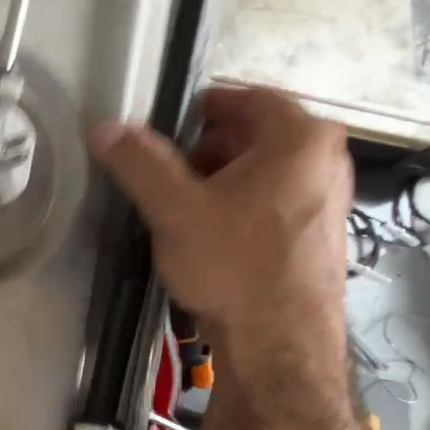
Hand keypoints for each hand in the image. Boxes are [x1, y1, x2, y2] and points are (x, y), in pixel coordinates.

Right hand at [87, 87, 352, 349]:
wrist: (277, 332)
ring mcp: (325, 194)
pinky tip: (205, 234)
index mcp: (299, 138)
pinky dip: (235, 203)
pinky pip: (269, 197)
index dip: (199, 107)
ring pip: (261, 168)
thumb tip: (105, 128)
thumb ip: (139, 165)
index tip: (159, 129)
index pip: (248, 97)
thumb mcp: (173, 210)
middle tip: (161, 175)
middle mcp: (324, 157)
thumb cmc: (232, 263)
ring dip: (216, 179)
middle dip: (203, 148)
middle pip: (254, 133)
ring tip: (177, 209)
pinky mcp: (313, 228)